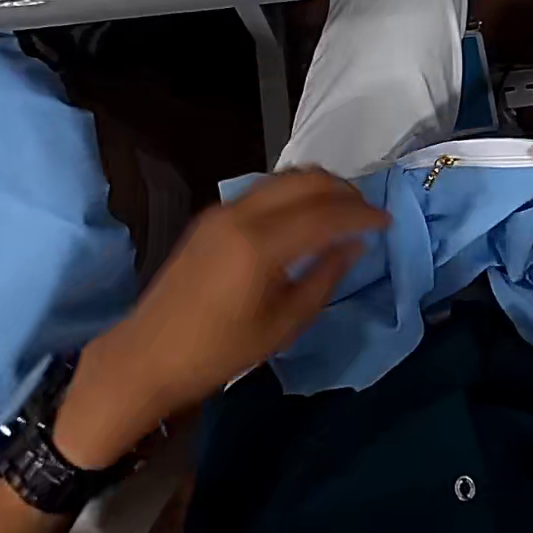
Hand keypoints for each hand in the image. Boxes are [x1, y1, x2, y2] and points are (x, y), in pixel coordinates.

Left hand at [54, 170, 387, 467]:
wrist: (146, 355)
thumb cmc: (218, 352)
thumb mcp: (283, 325)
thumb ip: (324, 277)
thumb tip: (353, 245)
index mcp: (260, 245)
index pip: (325, 213)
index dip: (361, 214)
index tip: (386, 221)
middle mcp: (242, 214)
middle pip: (306, 180)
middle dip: (344, 190)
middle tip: (367, 212)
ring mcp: (223, 209)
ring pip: (284, 177)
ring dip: (319, 186)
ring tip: (341, 209)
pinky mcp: (212, 214)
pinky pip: (265, 188)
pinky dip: (294, 192)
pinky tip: (304, 215)